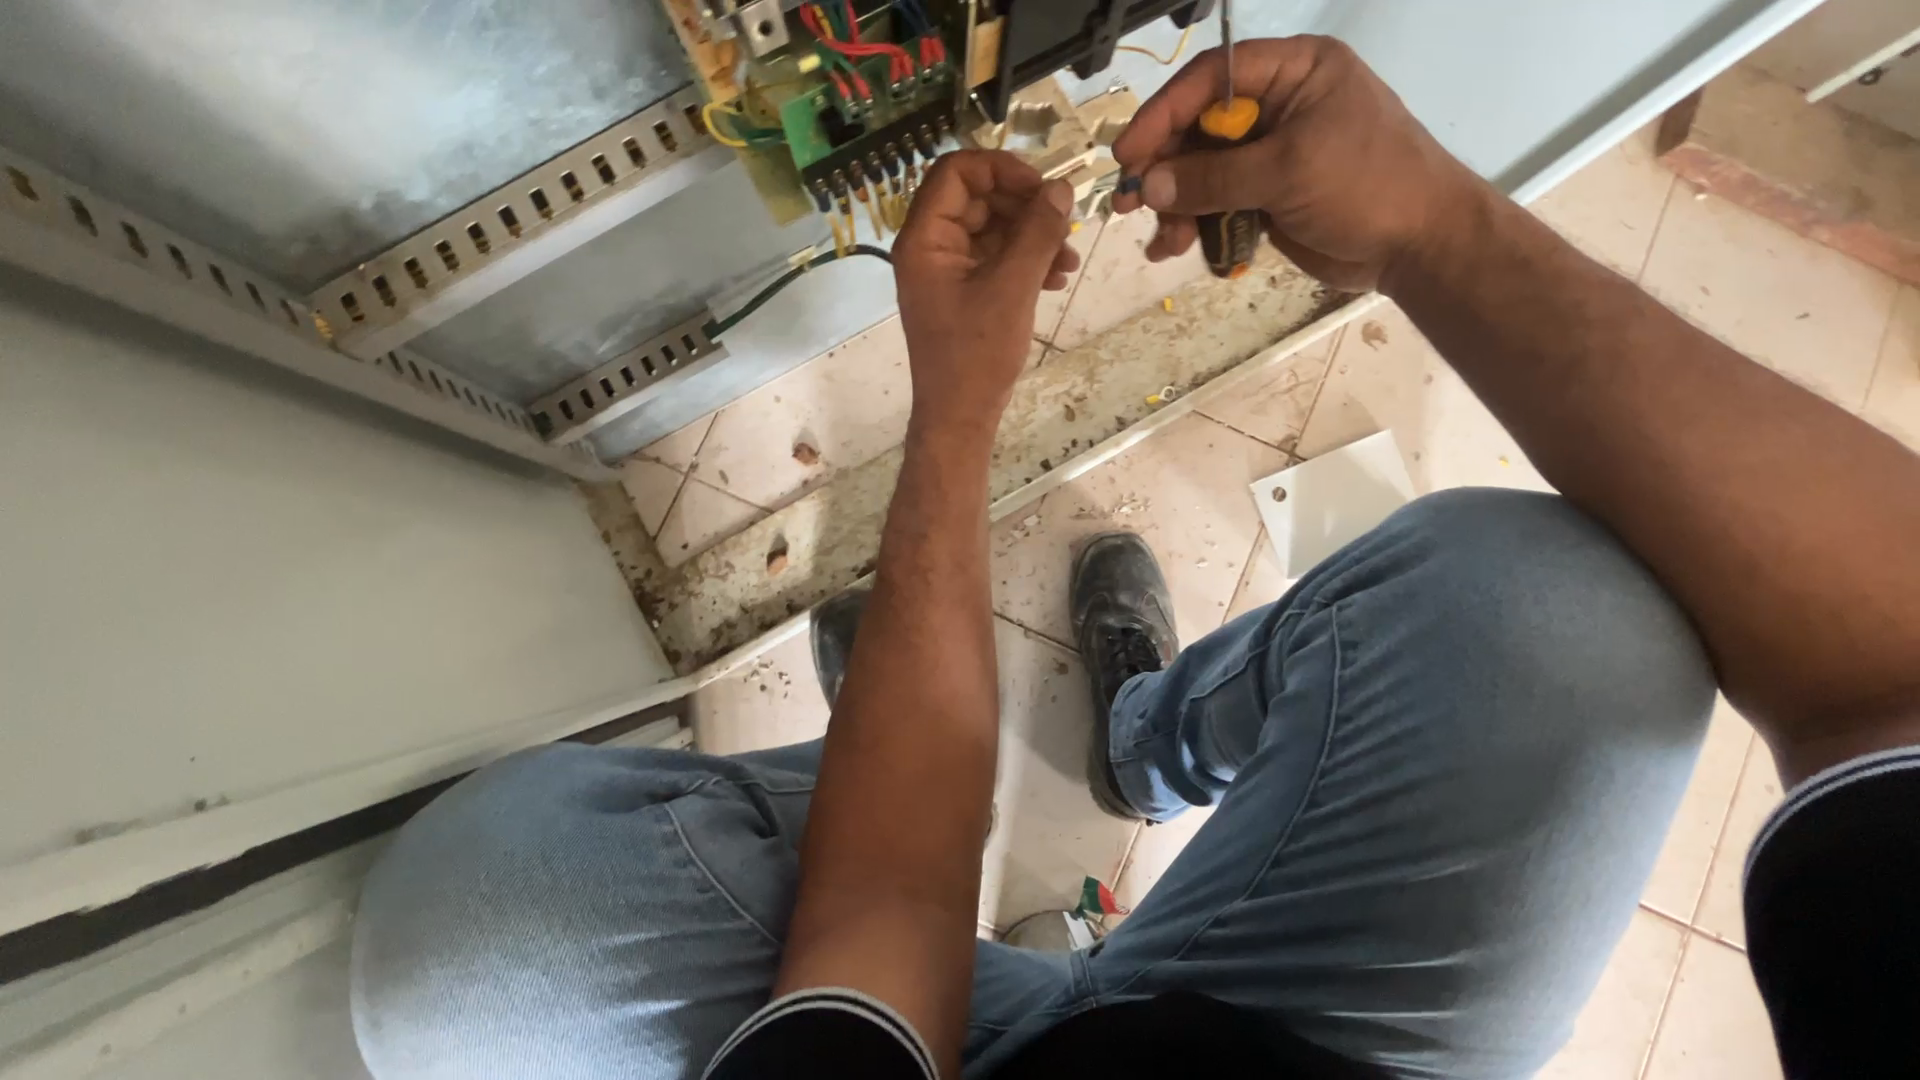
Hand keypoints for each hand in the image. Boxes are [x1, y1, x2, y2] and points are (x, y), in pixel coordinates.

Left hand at [893, 150, 1077, 440]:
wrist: (960, 416)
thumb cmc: (977, 355)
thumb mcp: (1012, 289)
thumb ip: (1037, 233)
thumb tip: (1061, 189)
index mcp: (924, 239)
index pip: (956, 172)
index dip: (1001, 169)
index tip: (1042, 188)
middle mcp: (930, 248)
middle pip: (979, 199)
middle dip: (1025, 208)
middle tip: (1065, 225)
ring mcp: (947, 272)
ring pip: (992, 230)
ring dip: (1033, 237)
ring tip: (1068, 261)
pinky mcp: (964, 293)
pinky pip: (995, 260)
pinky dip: (1025, 262)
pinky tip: (1057, 279)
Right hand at [1111, 36, 1485, 292]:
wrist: (1416, 245)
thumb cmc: (1367, 186)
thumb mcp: (1288, 172)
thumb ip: (1214, 178)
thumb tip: (1147, 186)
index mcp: (1295, 72)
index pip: (1212, 78)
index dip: (1163, 113)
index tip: (1127, 153)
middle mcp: (1277, 107)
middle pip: (1198, 129)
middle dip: (1164, 169)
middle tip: (1130, 203)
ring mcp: (1269, 155)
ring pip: (1201, 173)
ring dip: (1176, 206)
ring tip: (1164, 241)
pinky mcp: (1265, 197)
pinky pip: (1215, 205)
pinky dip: (1193, 226)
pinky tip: (1174, 248)